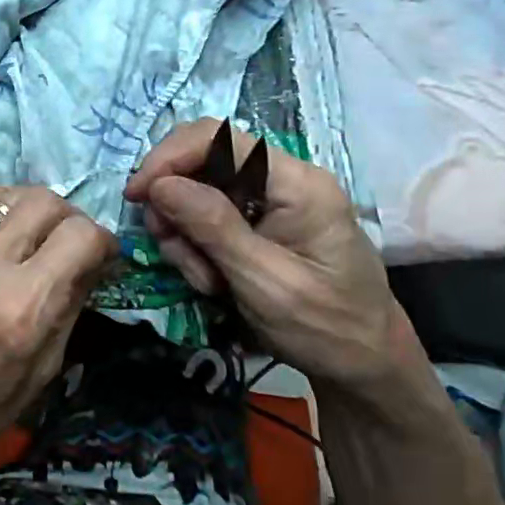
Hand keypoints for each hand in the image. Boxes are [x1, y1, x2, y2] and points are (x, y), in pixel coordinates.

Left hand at [0, 185, 115, 504]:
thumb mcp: (45, 365)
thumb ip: (71, 303)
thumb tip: (95, 260)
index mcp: (24, 307)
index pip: (80, 235)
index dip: (103, 242)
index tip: (103, 257)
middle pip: (46, 202)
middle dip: (72, 219)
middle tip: (72, 245)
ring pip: (11, 196)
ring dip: (36, 210)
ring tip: (39, 236)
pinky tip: (3, 225)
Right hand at [123, 119, 423, 398]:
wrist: (366, 366)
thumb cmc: (326, 327)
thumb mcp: (265, 282)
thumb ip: (213, 228)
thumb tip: (160, 184)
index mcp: (295, 183)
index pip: (217, 138)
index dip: (168, 158)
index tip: (137, 196)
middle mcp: (280, 178)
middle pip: (200, 161)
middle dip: (173, 201)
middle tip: (170, 247)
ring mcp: (267, 198)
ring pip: (195, 190)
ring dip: (183, 232)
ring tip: (203, 278)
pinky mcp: (255, 218)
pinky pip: (204, 214)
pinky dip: (193, 243)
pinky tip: (211, 277)